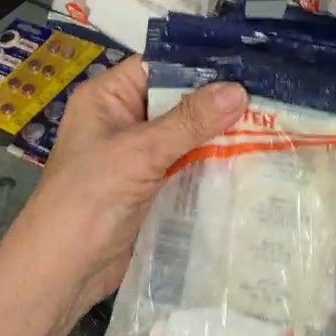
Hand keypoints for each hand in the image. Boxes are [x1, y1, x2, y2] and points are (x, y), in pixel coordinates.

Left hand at [10, 57, 246, 314]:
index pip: (160, 65)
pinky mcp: (154, 187)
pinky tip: (255, 156)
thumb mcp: (139, 152)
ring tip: (275, 121)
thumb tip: (240, 89)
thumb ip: (190, 120)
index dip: (200, 62)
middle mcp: (124, 120)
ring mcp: (140, 156)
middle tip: (271, 91)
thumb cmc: (88, 200)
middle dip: (220, 99)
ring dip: (223, 132)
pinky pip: (191, 164)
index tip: (248, 59)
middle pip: (179, 99)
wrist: (61, 275)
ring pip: (189, 134)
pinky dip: (216, 161)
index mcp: (108, 98)